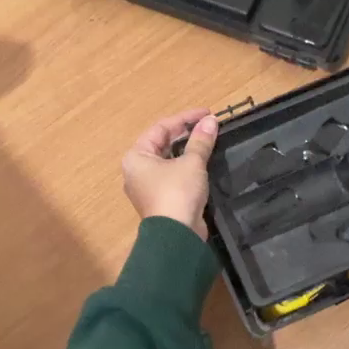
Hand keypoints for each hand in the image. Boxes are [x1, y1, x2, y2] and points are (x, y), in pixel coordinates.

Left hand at [123, 109, 218, 237]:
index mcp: (136, 157)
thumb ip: (201, 140)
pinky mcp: (160, 200)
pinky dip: (186, 167)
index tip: (207, 114)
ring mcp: (147, 187)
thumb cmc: (178, 192)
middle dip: (186, 134)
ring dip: (187, 150)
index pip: (161, 128)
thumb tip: (211, 121)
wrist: (177, 235)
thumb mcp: (192, 163)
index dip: (185, 118)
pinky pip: (172, 176)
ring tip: (208, 142)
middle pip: (162, 144)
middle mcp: (136, 170)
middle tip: (209, 127)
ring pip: (168, 161)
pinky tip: (203, 163)